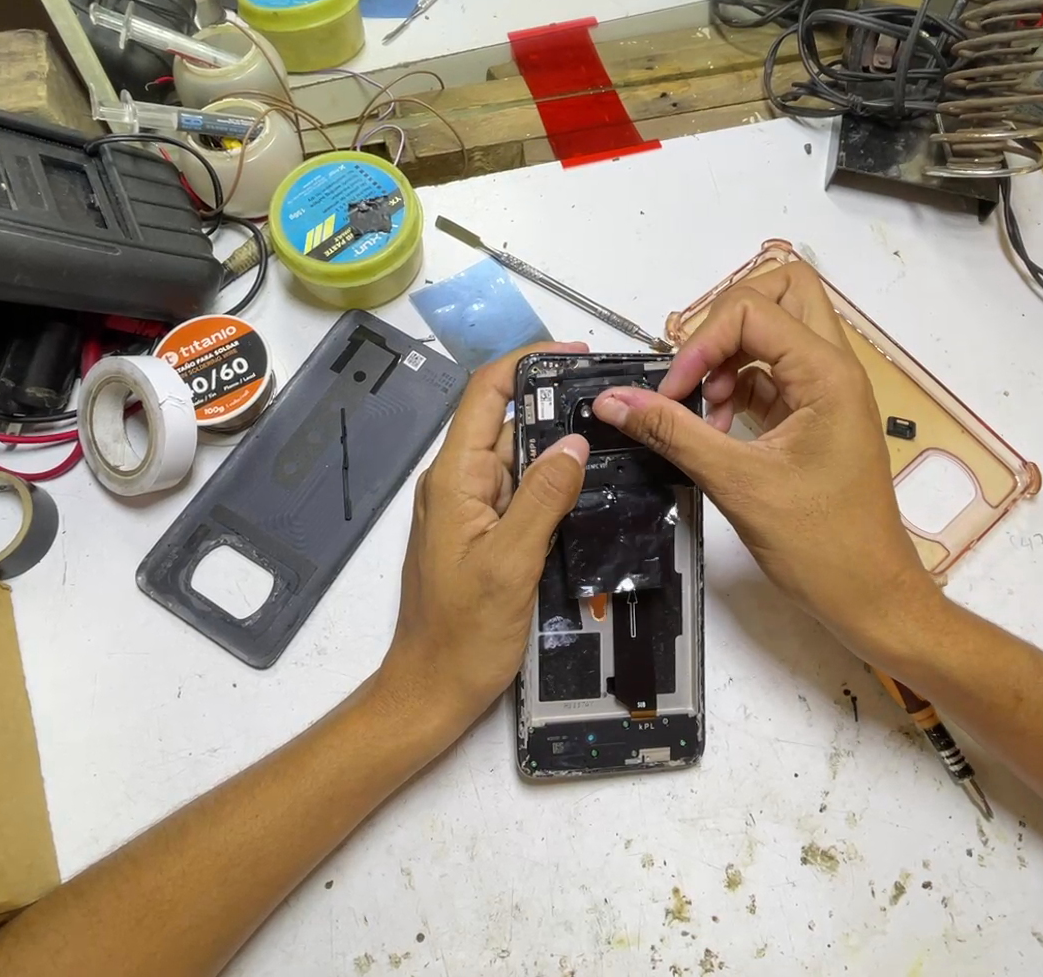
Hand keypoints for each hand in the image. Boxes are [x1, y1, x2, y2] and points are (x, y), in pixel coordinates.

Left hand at [378, 343, 590, 733]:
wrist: (432, 688)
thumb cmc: (463, 633)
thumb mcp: (509, 563)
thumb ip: (542, 498)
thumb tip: (574, 441)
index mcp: (454, 478)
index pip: (485, 395)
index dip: (527, 363)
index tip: (576, 354)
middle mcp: (459, 483)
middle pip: (504, 420)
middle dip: (552, 400)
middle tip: (610, 398)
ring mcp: (471, 507)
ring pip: (516, 455)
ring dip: (555, 440)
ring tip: (610, 433)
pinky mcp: (484, 530)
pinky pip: (519, 489)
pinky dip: (550, 477)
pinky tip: (586, 481)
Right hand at [589, 263, 937, 654]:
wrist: (869, 595)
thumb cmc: (818, 542)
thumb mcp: (737, 482)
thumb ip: (672, 432)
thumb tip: (612, 400)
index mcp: (827, 373)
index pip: (752, 309)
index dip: (701, 343)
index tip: (674, 393)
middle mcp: (832, 368)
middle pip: (782, 292)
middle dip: (726, 320)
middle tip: (696, 366)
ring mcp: (825, 391)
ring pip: (775, 332)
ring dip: (729, 357)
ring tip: (704, 410)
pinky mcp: (813, 415)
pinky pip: (771, 373)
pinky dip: (737, 387)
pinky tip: (715, 427)